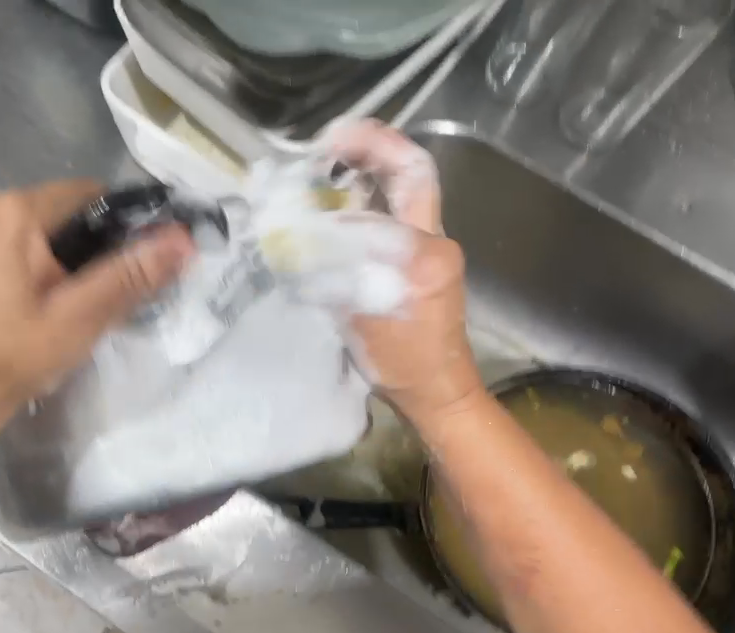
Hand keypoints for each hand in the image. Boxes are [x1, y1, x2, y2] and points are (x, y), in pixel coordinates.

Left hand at [0, 180, 192, 422]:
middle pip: (66, 212)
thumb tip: (184, 240)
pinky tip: (43, 304)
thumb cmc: (21, 353)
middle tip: (102, 295)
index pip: (90, 195)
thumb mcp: (84, 315)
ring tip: (74, 303)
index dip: (121, 228)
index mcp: (15, 210)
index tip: (133, 267)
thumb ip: (133, 273)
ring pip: (44, 230)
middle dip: (92, 247)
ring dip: (67, 259)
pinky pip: (19, 247)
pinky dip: (39, 266)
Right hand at [331, 121, 484, 425]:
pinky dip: (367, 208)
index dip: (365, 160)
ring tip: (326, 172)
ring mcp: (433, 250)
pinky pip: (396, 223)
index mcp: (425, 254)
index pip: (397, 191)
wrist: (437, 392)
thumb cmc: (401, 366)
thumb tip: (297, 238)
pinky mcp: (425, 263)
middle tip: (333, 139)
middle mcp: (436, 242)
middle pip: (413, 175)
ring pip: (403, 198)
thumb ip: (334, 276)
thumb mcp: (360, 323)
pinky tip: (337, 212)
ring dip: (369, 176)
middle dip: (376, 148)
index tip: (330, 142)